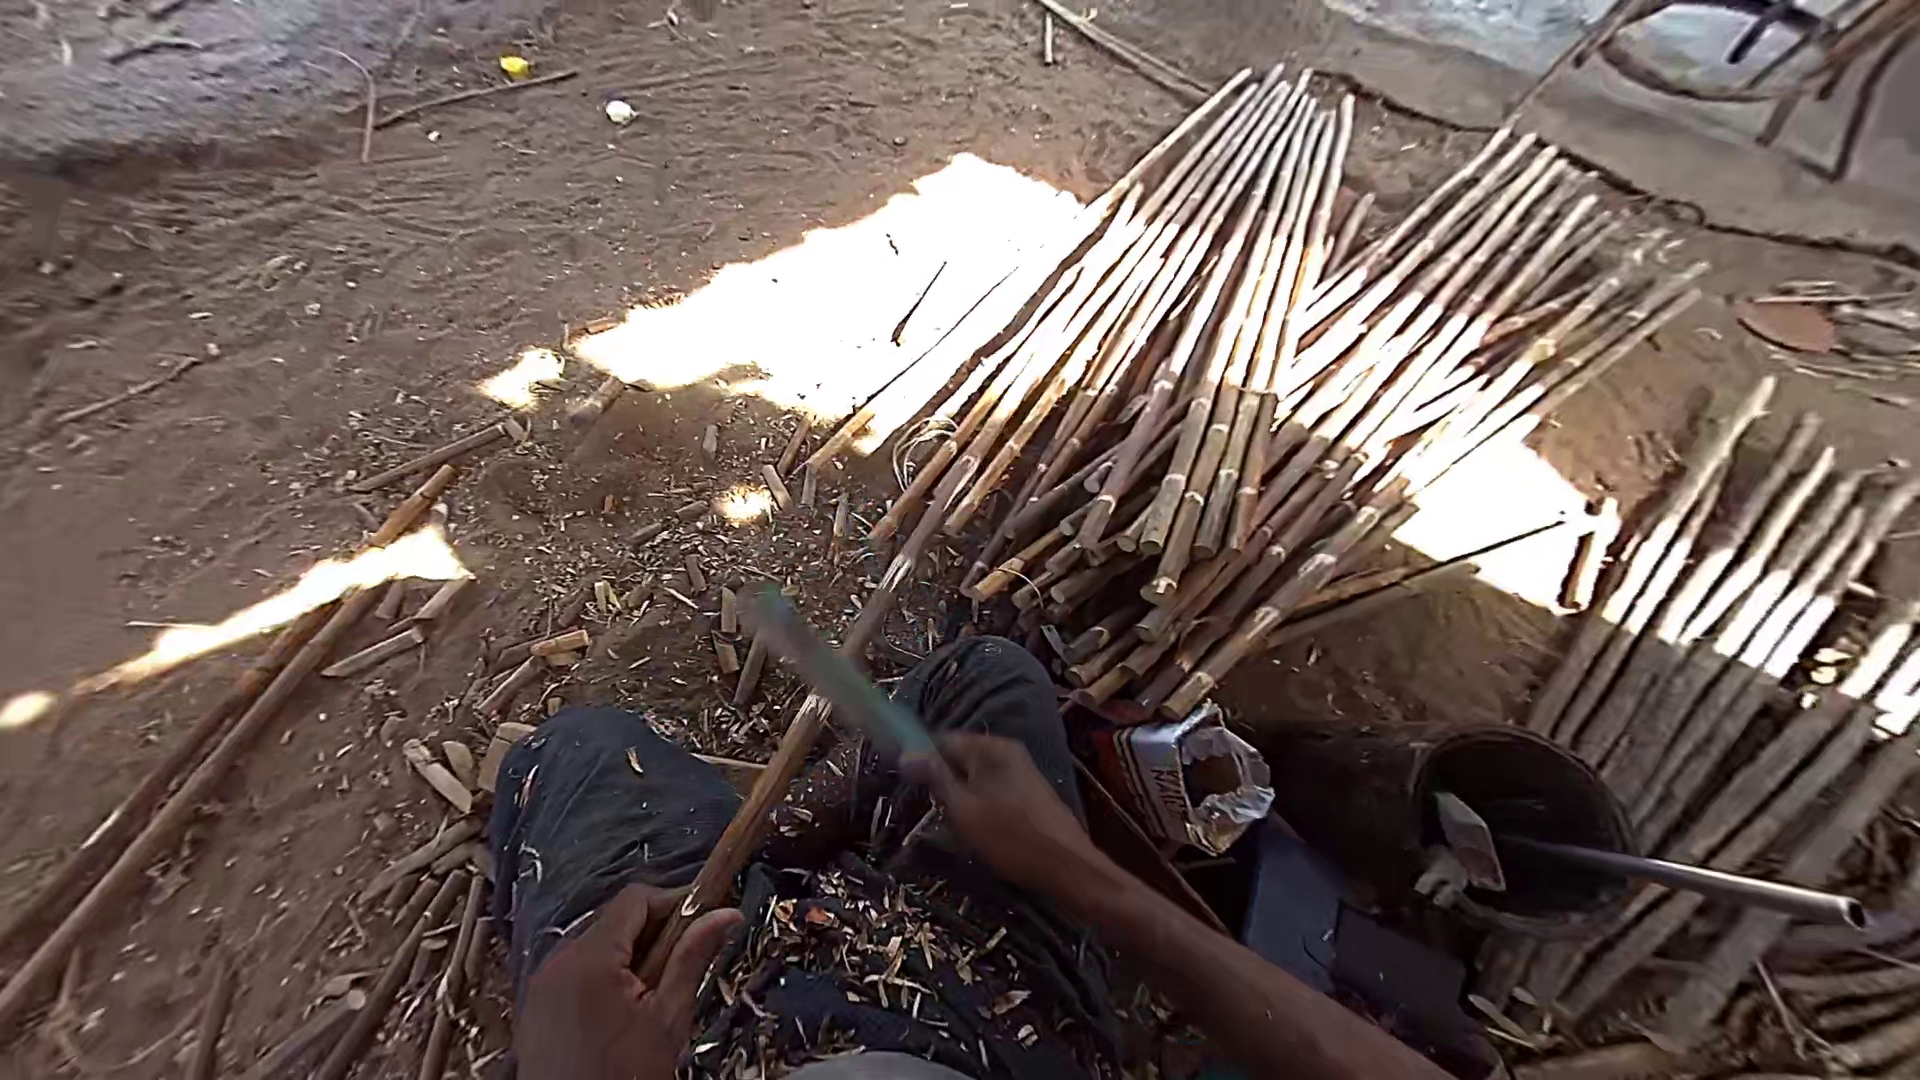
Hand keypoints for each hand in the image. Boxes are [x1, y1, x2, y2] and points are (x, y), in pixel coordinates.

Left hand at [516, 884, 742, 1079]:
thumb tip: (730, 912)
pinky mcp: (536, 1011)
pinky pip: (580, 968)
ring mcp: (541, 988)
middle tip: (684, 959)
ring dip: (634, 952)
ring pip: (600, 942)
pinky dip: (608, 972)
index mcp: (587, 960)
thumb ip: (693, 956)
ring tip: (657, 988)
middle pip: (617, 918)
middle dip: (655, 930)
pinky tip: (627, 1006)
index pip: (636, 899)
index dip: (673, 902)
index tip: (703, 921)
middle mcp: (557, 963)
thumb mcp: (667, 1019)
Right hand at [917, 732, 1102, 894]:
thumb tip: (905, 754)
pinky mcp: (1028, 791)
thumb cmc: (1012, 837)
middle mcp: (1007, 750)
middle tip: (939, 813)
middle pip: (961, 757)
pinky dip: (980, 804)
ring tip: (960, 826)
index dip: (922, 758)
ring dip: (962, 797)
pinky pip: (992, 789)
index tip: (908, 783)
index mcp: (991, 747)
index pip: (944, 739)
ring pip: (975, 776)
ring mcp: (1020, 769)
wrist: (1068, 866)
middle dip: (945, 782)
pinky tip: (982, 830)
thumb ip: (936, 778)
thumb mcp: (965, 809)